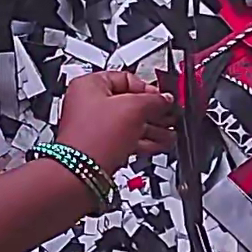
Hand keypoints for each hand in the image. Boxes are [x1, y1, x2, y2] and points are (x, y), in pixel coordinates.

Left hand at [54, 70, 175, 172]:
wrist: (81, 172)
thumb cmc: (94, 137)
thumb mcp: (134, 108)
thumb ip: (154, 100)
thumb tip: (165, 99)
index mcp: (89, 85)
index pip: (125, 78)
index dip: (148, 88)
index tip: (164, 97)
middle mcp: (88, 104)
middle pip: (128, 102)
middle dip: (153, 111)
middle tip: (169, 115)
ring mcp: (93, 127)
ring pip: (128, 123)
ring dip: (151, 127)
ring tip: (170, 132)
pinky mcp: (99, 147)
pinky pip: (125, 139)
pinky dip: (143, 140)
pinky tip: (159, 144)